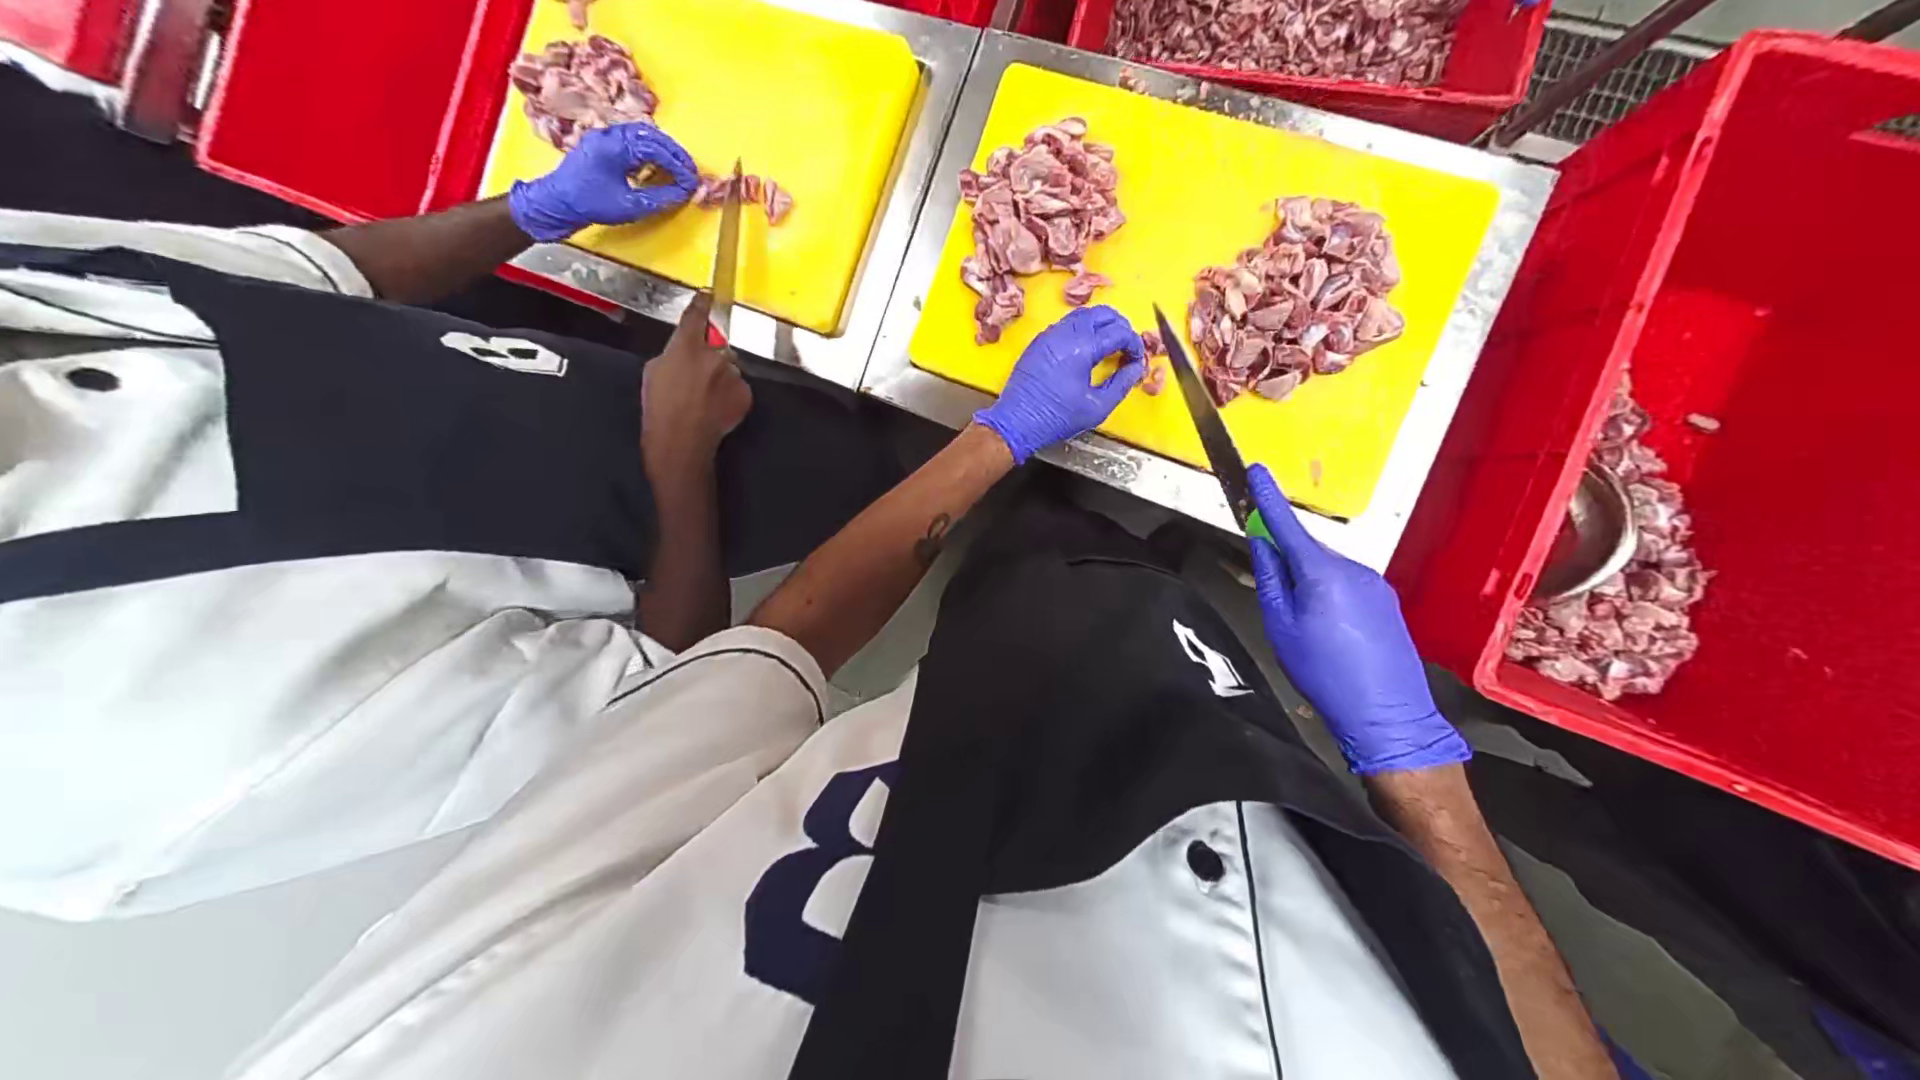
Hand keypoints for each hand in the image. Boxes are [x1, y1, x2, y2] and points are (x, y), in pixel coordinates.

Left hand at [509, 123, 699, 241]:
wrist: (557, 201)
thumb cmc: (591, 204)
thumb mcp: (630, 206)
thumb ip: (660, 198)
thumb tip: (683, 193)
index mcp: (614, 146)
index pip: (655, 149)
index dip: (678, 165)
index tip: (692, 181)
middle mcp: (609, 134)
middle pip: (650, 135)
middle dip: (674, 153)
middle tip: (691, 171)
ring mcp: (604, 136)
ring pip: (642, 134)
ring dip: (663, 149)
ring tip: (679, 167)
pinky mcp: (603, 144)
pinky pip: (632, 139)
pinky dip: (650, 149)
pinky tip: (658, 164)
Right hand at [642, 293, 752, 485]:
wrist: (682, 439)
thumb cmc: (660, 406)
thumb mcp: (655, 371)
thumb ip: (674, 354)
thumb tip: (685, 353)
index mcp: (687, 346)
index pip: (696, 316)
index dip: (701, 304)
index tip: (708, 294)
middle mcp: (715, 355)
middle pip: (718, 346)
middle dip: (712, 356)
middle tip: (699, 377)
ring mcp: (734, 374)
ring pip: (730, 368)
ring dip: (722, 376)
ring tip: (707, 398)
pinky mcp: (746, 393)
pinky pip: (739, 387)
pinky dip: (731, 393)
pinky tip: (717, 407)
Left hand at [974, 305, 1145, 464]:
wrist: (1016, 422)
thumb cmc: (1057, 418)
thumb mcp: (1097, 407)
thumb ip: (1122, 384)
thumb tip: (1136, 368)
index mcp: (1082, 347)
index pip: (1119, 332)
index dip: (1135, 344)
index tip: (1136, 360)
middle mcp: (1065, 333)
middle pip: (1103, 313)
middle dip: (1121, 328)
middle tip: (1126, 349)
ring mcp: (1050, 334)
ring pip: (1084, 314)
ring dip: (1101, 325)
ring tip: (1109, 347)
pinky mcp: (1039, 341)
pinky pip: (1067, 324)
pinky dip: (1083, 329)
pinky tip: (1087, 350)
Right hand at [1247, 464, 1469, 773]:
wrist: (1387, 713)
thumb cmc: (1323, 672)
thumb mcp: (1280, 626)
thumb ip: (1270, 579)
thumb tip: (1262, 544)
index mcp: (1322, 573)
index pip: (1286, 526)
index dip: (1267, 498)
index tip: (1256, 470)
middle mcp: (1353, 569)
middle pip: (1306, 552)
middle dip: (1284, 563)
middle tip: (1275, 605)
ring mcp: (1374, 584)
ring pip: (1325, 571)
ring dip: (1306, 586)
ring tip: (1304, 631)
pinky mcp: (1385, 602)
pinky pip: (1345, 585)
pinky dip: (1326, 596)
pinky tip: (1326, 632)